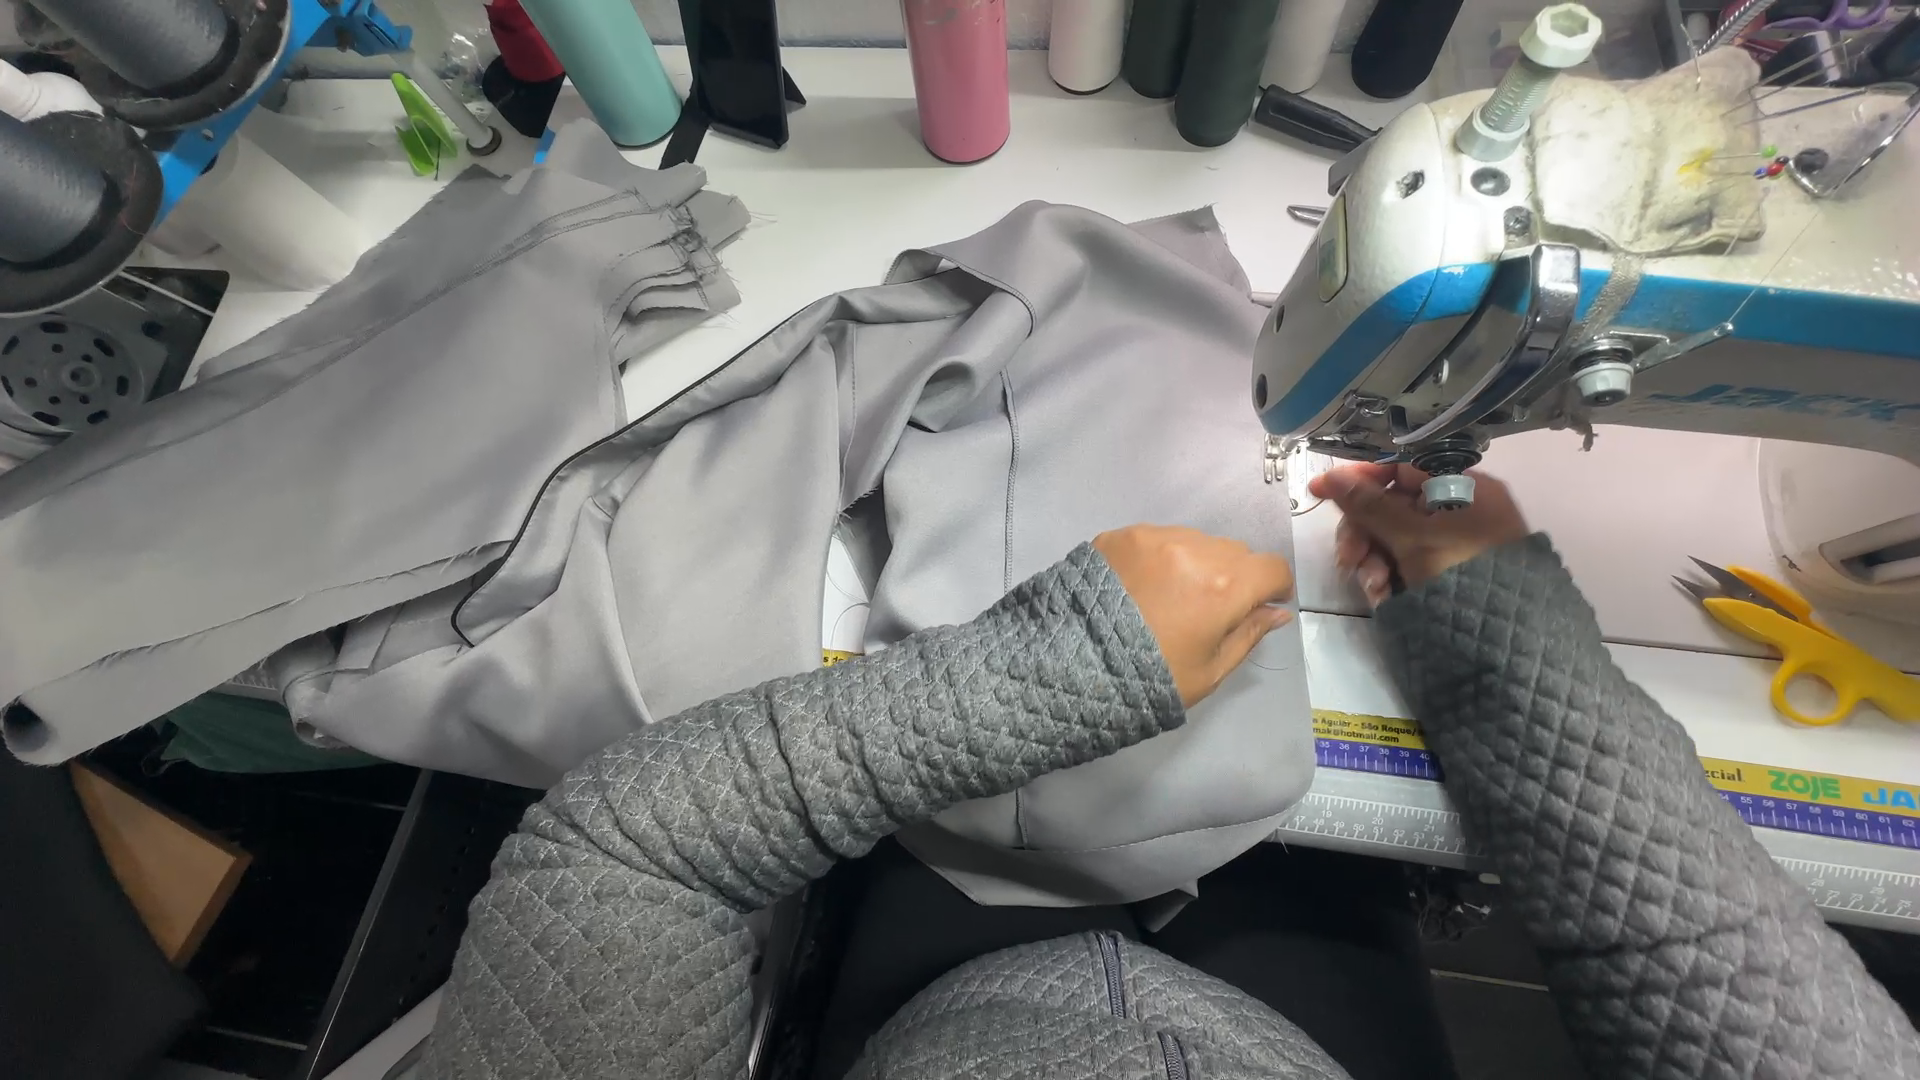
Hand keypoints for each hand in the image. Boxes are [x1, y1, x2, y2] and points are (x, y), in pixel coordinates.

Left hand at [1093, 525, 1294, 707]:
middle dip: (1233, 576)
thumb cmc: (1150, 675)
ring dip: (1194, 562)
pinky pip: (1156, 538)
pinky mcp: (1120, 535)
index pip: (1272, 568)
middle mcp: (1192, 549)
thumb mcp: (1210, 668)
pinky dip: (1157, 557)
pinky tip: (1139, 586)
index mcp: (1223, 584)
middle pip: (1234, 552)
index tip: (1259, 604)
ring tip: (1167, 596)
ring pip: (1195, 541)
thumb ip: (1249, 634)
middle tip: (1206, 606)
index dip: (1273, 588)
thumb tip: (1277, 612)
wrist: (1074, 664)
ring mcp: (1152, 537)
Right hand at [1307, 464, 1528, 606]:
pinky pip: (1398, 562)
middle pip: (1387, 507)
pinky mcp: (1436, 570)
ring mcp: (1446, 542)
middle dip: (1361, 534)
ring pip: (1387, 538)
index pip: (1398, 469)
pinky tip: (1382, 594)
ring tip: (1373, 586)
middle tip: (1347, 558)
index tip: (1320, 491)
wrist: (1501, 634)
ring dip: (1370, 561)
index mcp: (1461, 488)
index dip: (1358, 479)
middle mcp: (1454, 510)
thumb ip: (1367, 504)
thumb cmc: (1460, 569)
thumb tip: (1329, 476)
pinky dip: (1385, 576)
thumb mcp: (1410, 535)